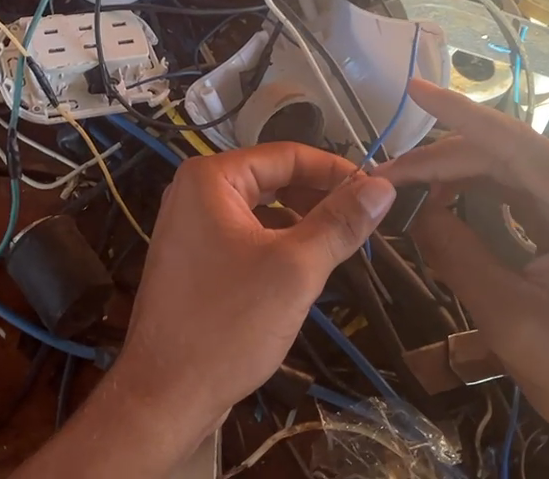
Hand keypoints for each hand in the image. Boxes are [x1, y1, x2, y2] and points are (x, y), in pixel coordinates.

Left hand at [14, 142, 395, 478]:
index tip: (379, 192)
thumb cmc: (228, 323)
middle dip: (319, 197)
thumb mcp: (295, 269)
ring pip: (260, 209)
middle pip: (271, 178)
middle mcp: (194, 190)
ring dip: (300, 222)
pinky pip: (244, 235)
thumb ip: (339, 223)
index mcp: (211, 177)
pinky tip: (305, 269)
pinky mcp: (194, 257)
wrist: (166, 392)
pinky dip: (277, 244)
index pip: (286, 155)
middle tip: (365, 223)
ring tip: (342, 246)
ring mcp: (190, 225)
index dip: (336, 170)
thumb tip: (382, 187)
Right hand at [376, 80, 548, 478]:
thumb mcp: (508, 315)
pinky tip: (448, 205)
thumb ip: (454, 250)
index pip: (515, 144)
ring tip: (407, 189)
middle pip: (509, 158)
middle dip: (445, 162)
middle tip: (387, 176)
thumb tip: (410, 207)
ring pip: (514, 175)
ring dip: (460, 179)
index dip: (459, 113)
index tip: (412, 87)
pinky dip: (483, 200)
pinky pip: (526, 199)